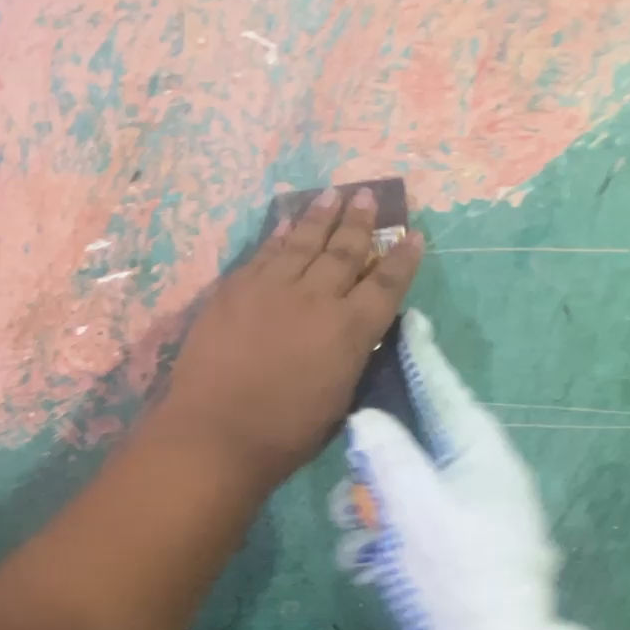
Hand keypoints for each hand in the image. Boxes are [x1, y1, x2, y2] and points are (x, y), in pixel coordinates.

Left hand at [155, 186, 424, 485]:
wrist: (215, 432)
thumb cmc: (283, 435)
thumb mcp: (338, 402)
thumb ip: (351, 359)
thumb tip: (356, 335)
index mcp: (350, 330)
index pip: (386, 285)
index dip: (403, 259)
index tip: (413, 236)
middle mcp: (316, 298)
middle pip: (345, 251)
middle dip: (360, 222)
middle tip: (368, 195)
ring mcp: (271, 288)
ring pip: (303, 241)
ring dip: (321, 216)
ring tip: (334, 194)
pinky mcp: (234, 289)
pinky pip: (263, 253)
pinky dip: (279, 235)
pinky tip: (285, 224)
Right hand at [332, 311, 626, 629]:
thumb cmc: (455, 573)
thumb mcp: (414, 507)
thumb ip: (386, 455)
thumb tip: (366, 419)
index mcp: (480, 457)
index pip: (444, 392)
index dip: (420, 358)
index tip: (406, 321)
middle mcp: (473, 479)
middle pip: (410, 446)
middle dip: (374, 469)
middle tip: (355, 488)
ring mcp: (460, 518)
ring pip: (397, 491)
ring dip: (370, 515)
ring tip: (362, 544)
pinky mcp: (444, 552)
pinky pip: (400, 530)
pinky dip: (380, 546)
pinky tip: (369, 568)